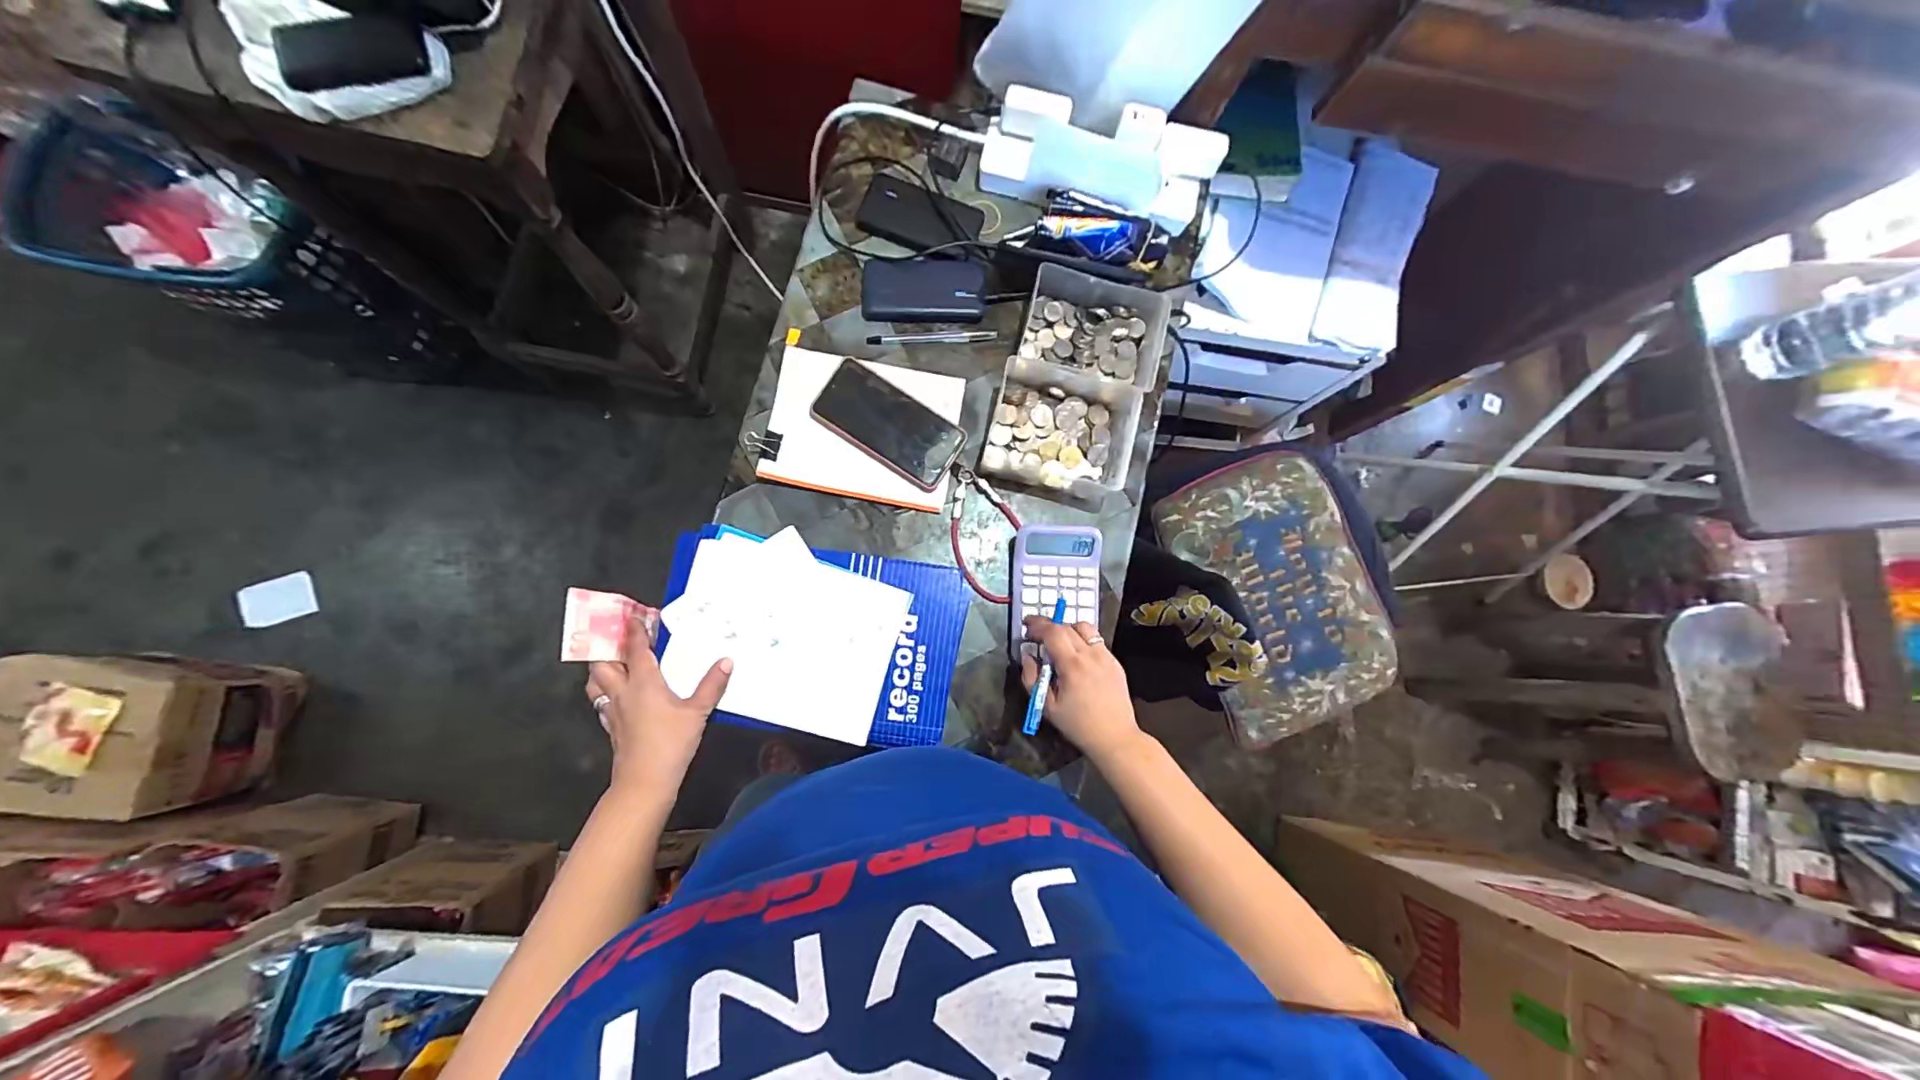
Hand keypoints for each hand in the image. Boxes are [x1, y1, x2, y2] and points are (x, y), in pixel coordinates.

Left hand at [585, 607, 731, 792]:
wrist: (644, 781)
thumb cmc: (670, 743)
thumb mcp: (698, 712)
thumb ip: (711, 685)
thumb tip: (726, 662)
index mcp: (643, 682)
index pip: (635, 649)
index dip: (634, 630)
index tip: (633, 615)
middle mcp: (623, 692)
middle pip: (603, 662)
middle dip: (608, 645)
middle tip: (618, 635)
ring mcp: (613, 710)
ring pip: (596, 681)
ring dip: (601, 666)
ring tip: (613, 659)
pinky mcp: (612, 726)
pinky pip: (601, 700)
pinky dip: (604, 689)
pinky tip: (616, 693)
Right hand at [1020, 617, 1143, 761]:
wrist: (1115, 737)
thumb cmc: (1078, 725)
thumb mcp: (1046, 706)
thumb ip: (1031, 678)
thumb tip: (1027, 656)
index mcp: (1073, 665)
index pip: (1053, 632)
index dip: (1037, 625)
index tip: (1026, 627)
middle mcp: (1091, 655)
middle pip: (1067, 626)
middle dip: (1049, 625)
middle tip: (1036, 632)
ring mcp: (1106, 657)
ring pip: (1085, 628)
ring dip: (1068, 628)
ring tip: (1058, 641)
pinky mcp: (1115, 663)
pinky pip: (1096, 642)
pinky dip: (1082, 640)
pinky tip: (1077, 656)